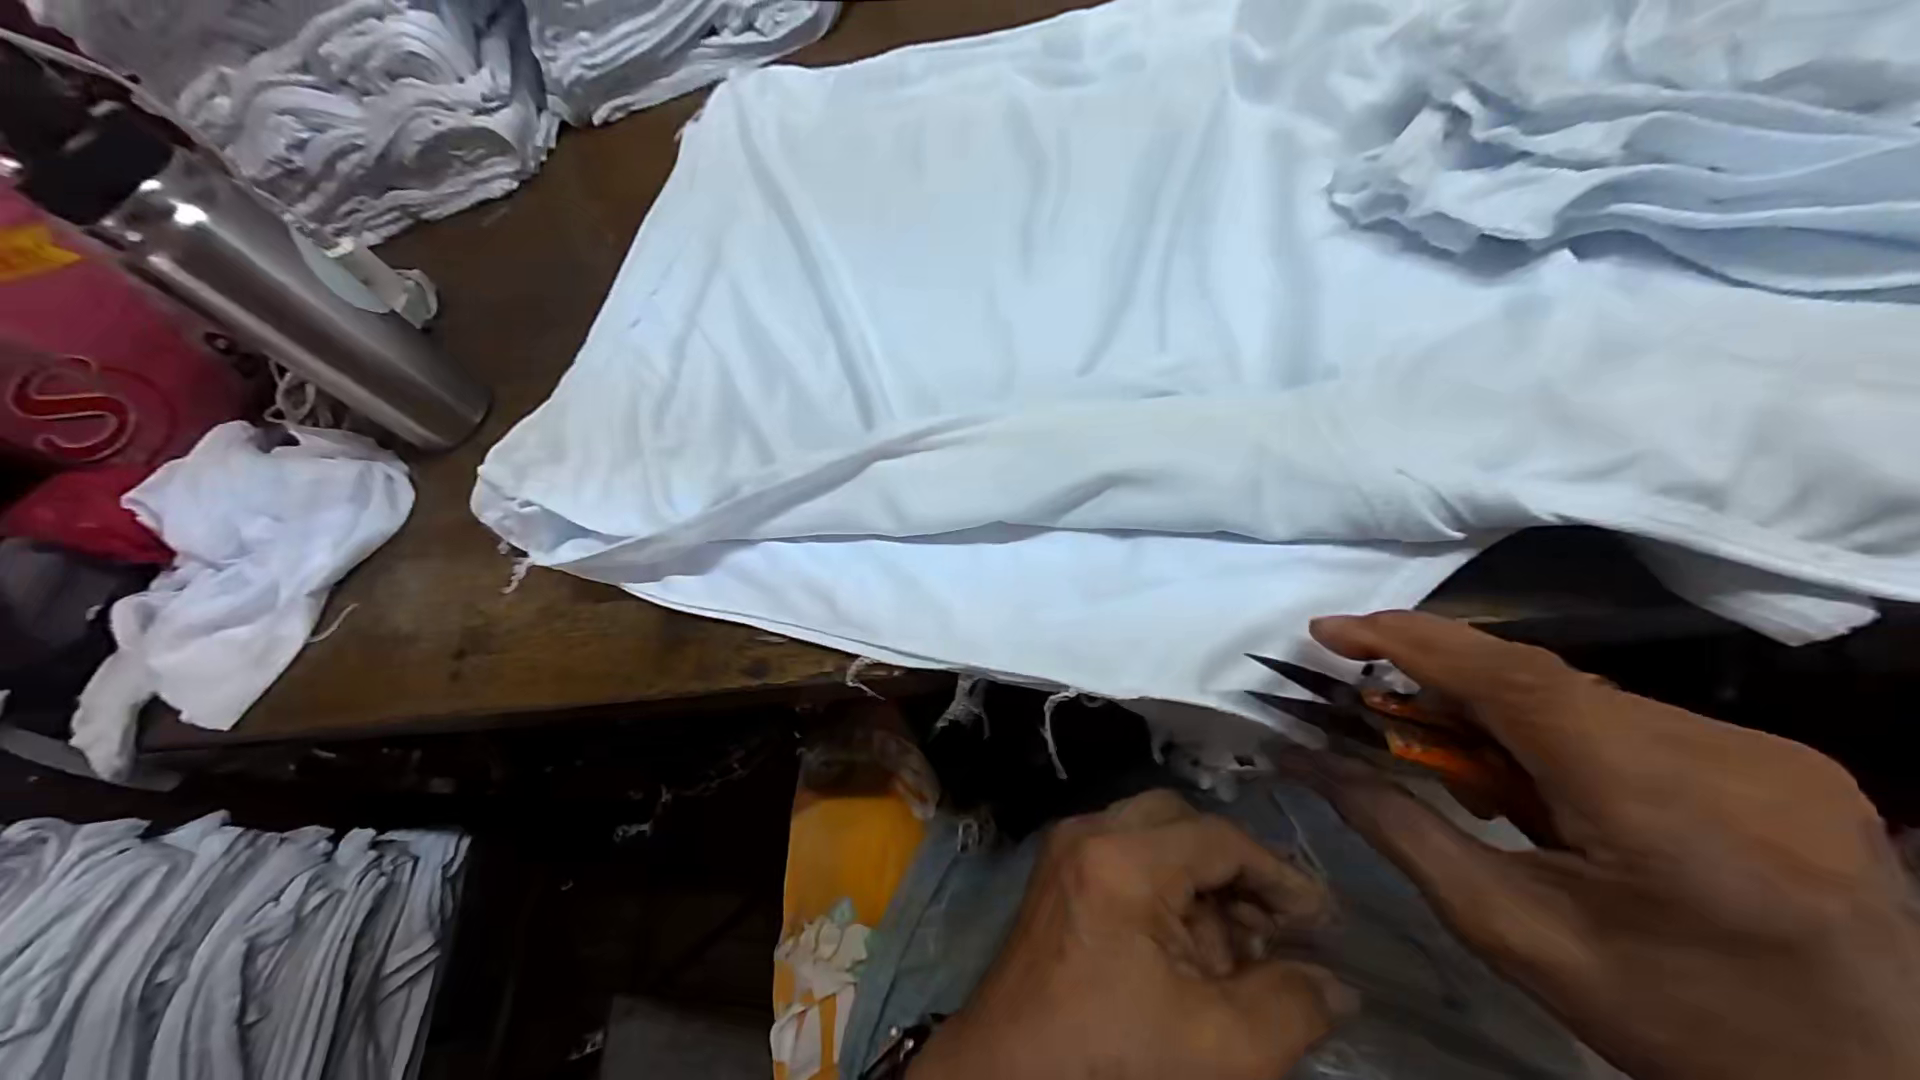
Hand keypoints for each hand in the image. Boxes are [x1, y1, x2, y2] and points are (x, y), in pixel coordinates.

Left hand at [908, 790, 1355, 1079]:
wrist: (1009, 1079)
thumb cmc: (1114, 1061)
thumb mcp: (1222, 1046)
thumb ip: (1293, 1005)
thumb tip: (1336, 983)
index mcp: (1122, 859)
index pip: (1219, 838)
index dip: (1278, 875)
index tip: (1320, 918)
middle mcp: (1088, 833)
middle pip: (1183, 822)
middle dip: (1233, 870)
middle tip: (1271, 929)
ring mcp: (1066, 849)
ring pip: (1153, 834)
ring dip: (1199, 880)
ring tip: (1231, 951)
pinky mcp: (1057, 873)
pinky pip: (1123, 853)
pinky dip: (1163, 886)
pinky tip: (1185, 948)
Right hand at [1287, 611, 1919, 1079]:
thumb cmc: (1676, 1027)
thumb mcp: (1511, 934)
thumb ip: (1399, 829)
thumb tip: (1304, 758)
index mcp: (1667, 813)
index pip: (1515, 683)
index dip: (1411, 641)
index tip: (1329, 631)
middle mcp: (1732, 759)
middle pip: (1540, 680)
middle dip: (1439, 679)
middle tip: (1367, 698)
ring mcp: (1771, 753)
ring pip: (1578, 693)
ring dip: (1495, 708)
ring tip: (1462, 764)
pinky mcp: (1785, 759)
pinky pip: (1624, 714)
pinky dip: (1554, 728)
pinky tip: (1548, 783)